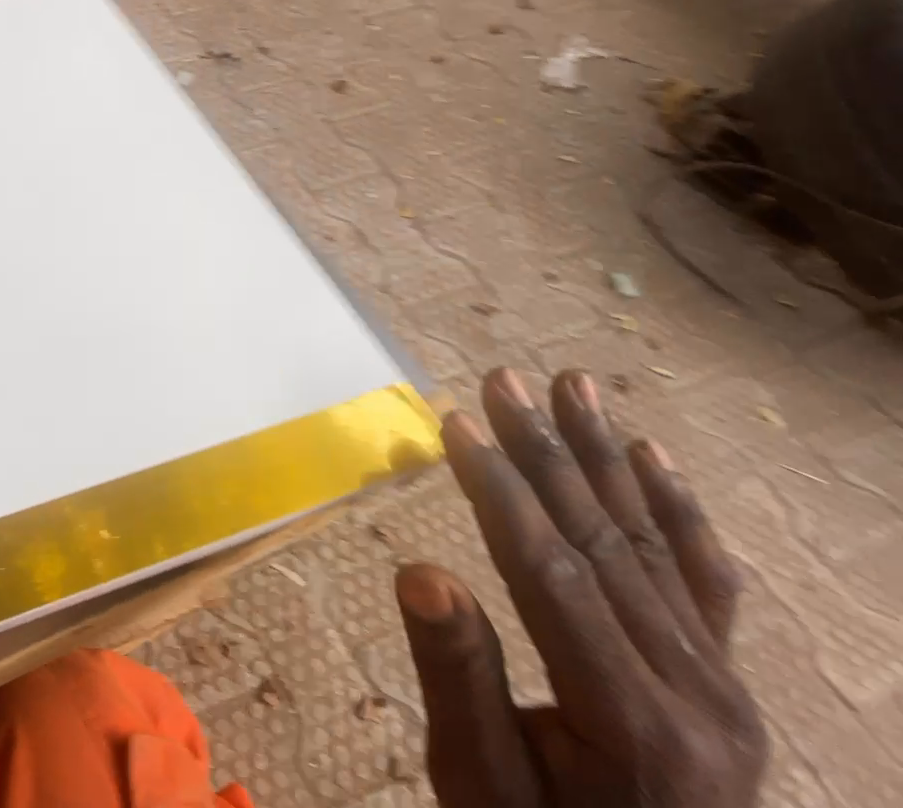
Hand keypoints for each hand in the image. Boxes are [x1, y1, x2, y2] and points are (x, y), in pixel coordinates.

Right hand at [396, 367, 767, 807]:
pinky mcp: (725, 684)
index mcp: (627, 719)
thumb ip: (458, 678)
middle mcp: (695, 692)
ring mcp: (722, 686)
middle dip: (547, 452)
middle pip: (604, 544)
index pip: (549, 572)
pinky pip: (705, 582)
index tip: (459, 423)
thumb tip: (422, 574)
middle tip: (507, 380)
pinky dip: (678, 514)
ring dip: (607, 458)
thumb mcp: (478, 782)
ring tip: (576, 387)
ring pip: (654, 547)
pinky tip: (654, 460)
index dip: (500, 491)